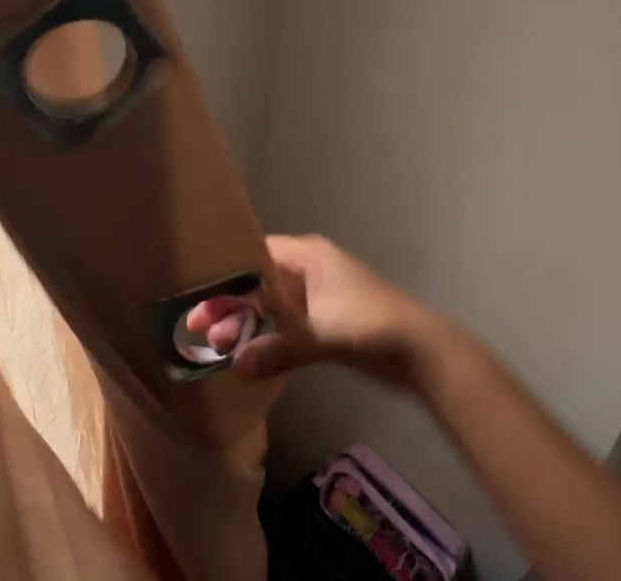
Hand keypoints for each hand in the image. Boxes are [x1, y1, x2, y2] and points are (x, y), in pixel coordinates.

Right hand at [188, 235, 449, 389]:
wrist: (422, 351)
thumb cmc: (370, 326)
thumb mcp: (319, 336)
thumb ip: (276, 350)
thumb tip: (236, 367)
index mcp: (307, 255)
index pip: (253, 253)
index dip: (225, 272)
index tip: (197, 292)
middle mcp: (309, 268)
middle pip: (258, 280)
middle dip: (230, 303)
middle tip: (198, 327)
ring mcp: (318, 295)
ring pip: (270, 303)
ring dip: (246, 322)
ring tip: (218, 346)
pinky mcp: (325, 321)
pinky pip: (285, 322)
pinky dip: (266, 334)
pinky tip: (246, 354)